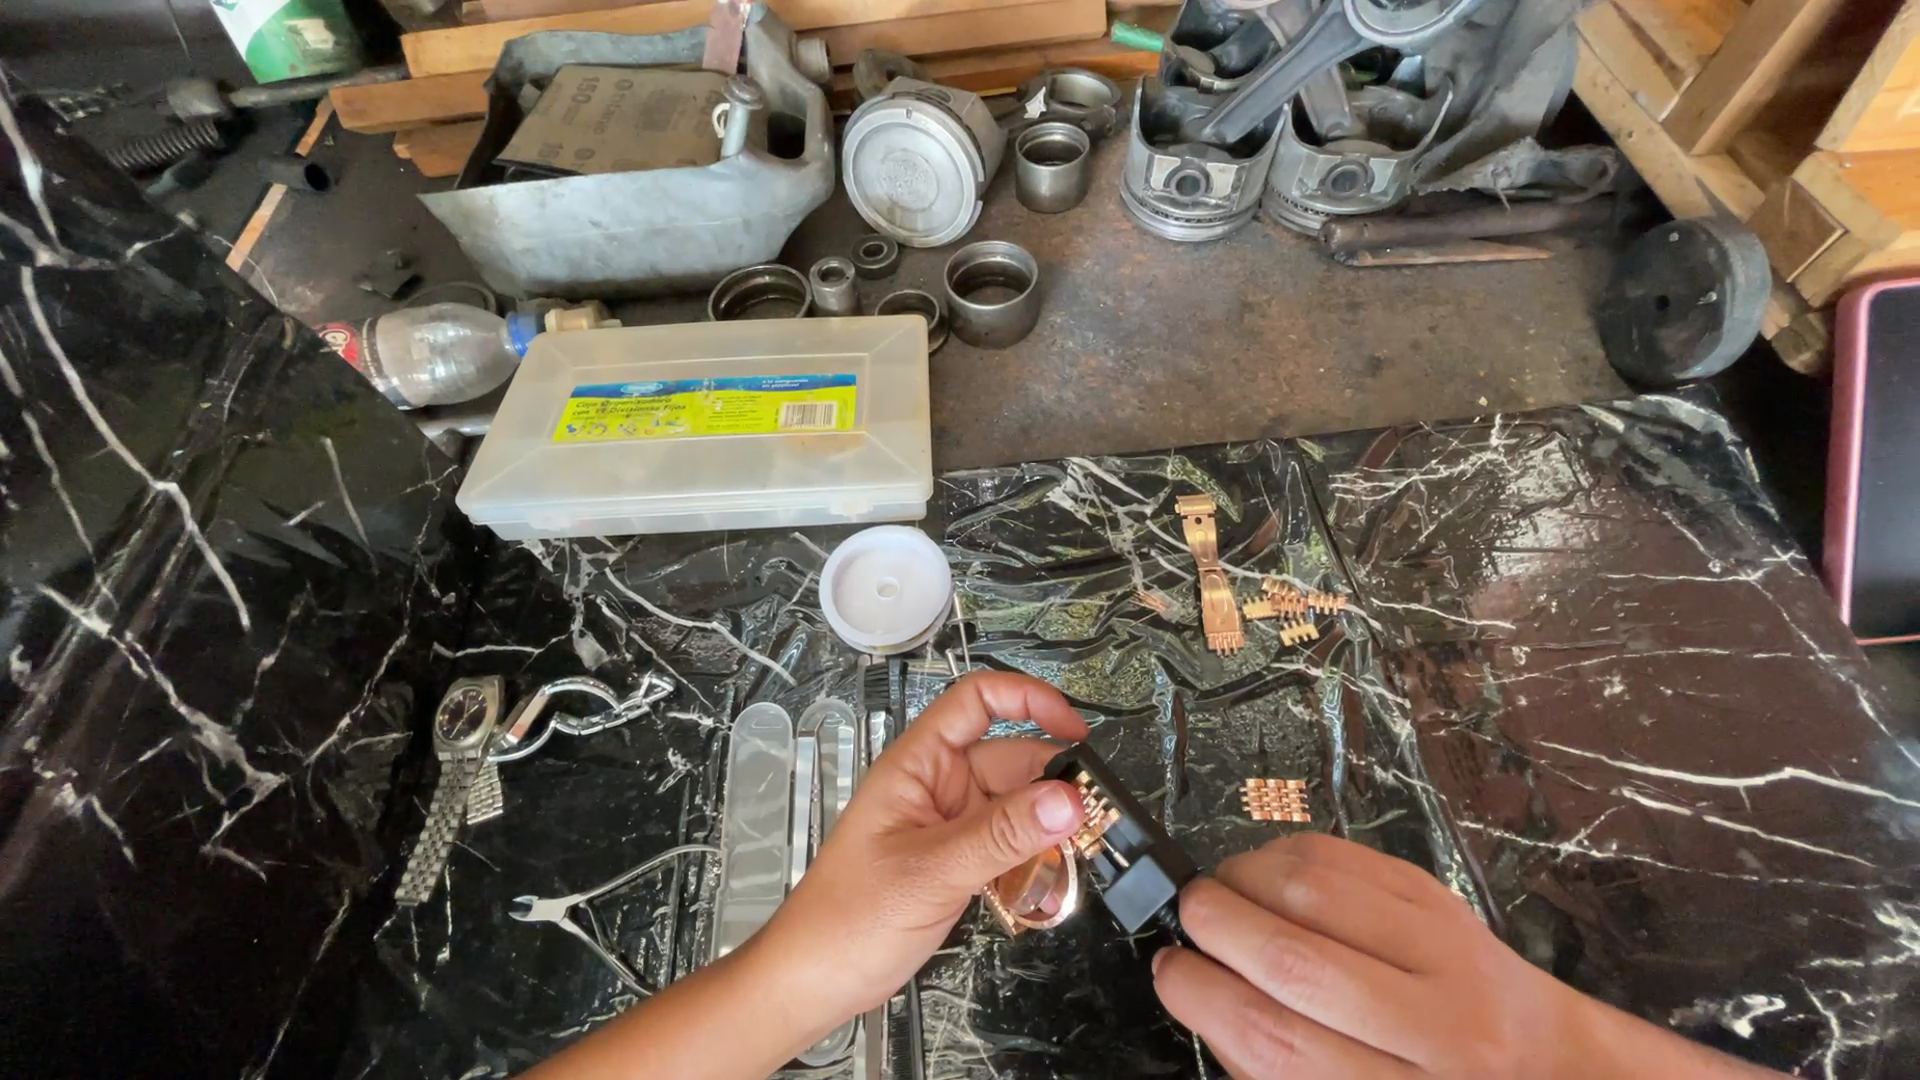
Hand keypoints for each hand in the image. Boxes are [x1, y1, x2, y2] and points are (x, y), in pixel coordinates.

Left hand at [758, 671, 1089, 1029]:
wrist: (816, 980)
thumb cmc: (853, 915)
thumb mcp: (931, 870)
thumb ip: (1001, 835)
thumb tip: (1068, 800)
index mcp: (920, 762)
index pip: (976, 701)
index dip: (1027, 699)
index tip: (1074, 729)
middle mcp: (939, 783)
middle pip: (1009, 758)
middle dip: (1052, 781)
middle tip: (1096, 815)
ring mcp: (950, 821)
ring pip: (1015, 804)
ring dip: (1048, 824)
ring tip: (1083, 850)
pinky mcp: (959, 857)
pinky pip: (1009, 842)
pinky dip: (1034, 855)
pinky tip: (1053, 878)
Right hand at [1153, 833, 1780, 1078]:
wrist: (1550, 1067)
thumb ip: (1264, 1059)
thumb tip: (1193, 983)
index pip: (1279, 1040)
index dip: (1201, 994)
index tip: (1168, 971)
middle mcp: (1442, 1029)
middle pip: (1293, 960)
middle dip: (1212, 926)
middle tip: (1187, 920)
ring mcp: (1446, 947)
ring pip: (1310, 889)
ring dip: (1237, 880)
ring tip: (1220, 895)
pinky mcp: (1434, 890)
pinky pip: (1331, 853)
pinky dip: (1273, 857)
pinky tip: (1261, 879)